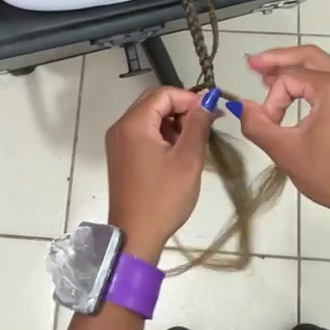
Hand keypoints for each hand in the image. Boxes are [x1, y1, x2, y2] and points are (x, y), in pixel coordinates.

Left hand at [105, 87, 215, 259]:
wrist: (136, 235)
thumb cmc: (163, 198)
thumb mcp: (188, 159)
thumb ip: (198, 124)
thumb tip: (207, 99)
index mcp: (133, 123)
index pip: (164, 94)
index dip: (190, 98)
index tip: (211, 113)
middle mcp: (120, 127)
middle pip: (154, 103)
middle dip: (182, 109)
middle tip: (206, 126)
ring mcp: (117, 142)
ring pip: (149, 118)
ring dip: (173, 123)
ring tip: (194, 143)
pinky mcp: (120, 156)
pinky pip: (142, 134)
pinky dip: (162, 136)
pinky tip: (178, 153)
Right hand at [235, 46, 329, 217]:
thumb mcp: (286, 151)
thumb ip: (257, 124)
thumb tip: (240, 105)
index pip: (289, 77)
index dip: (272, 98)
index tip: (267, 124)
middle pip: (309, 56)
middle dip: (278, 60)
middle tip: (253, 65)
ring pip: (322, 66)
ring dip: (295, 69)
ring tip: (268, 79)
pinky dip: (312, 81)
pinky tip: (296, 92)